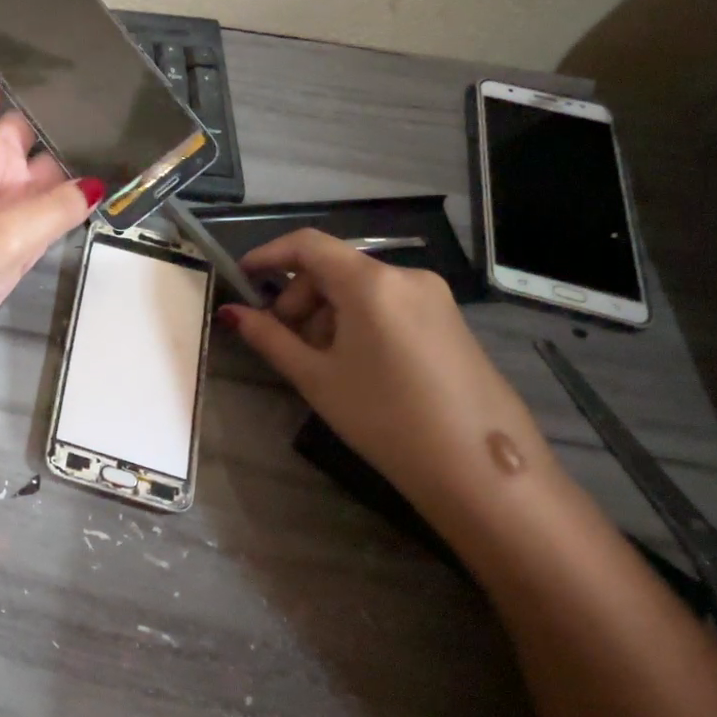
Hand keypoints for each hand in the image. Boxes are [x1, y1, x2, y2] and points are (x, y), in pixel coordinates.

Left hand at [0, 68, 101, 369]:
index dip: (10, 61)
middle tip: (117, 87)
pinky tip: (114, 183)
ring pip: (45, 168)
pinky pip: (50, 208)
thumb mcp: (3, 233)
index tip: (50, 39)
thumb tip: (97, 184)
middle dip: (61, 108)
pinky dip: (75, 199)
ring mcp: (2, 201)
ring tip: (129, 130)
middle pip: (27, 123)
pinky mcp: (13, 235)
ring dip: (77, 155)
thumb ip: (56, 206)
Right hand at [222, 229, 550, 513]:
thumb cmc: (386, 418)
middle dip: (298, 298)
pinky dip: (358, 323)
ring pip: (360, 289)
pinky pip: (388, 306)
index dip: (267, 255)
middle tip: (283, 342)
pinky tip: (357, 368)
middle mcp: (406, 277)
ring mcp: (435, 299)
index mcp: (371, 282)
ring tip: (321, 364)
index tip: (241, 279)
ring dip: (327, 314)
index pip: (307, 244)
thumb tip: (232, 312)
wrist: (484, 472)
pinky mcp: (450, 322)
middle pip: (333, 268)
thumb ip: (269, 337)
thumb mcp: (316, 377)